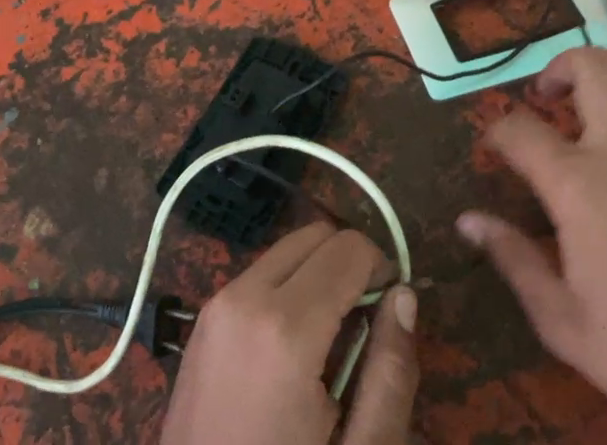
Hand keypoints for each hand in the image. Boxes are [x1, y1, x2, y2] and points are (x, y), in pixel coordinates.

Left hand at [160, 221, 419, 444]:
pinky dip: (287, 289)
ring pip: (285, 252)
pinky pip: (258, 277)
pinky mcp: (202, 320)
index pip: (349, 248)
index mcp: (285, 328)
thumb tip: (404, 295)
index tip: (391, 312)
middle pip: (314, 236)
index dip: (382, 270)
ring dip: (317, 275)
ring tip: (331, 342)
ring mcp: (215, 305)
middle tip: (366, 323)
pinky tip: (294, 347)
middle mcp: (244, 297)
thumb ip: (390, 370)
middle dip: (349, 264)